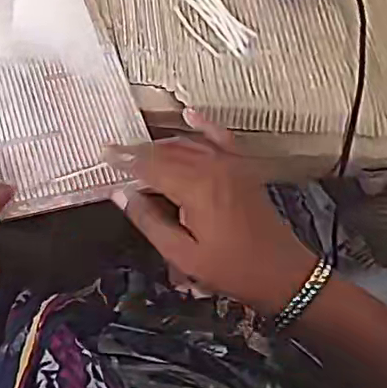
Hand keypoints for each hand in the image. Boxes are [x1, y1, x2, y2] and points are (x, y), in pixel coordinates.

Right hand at [107, 114, 317, 313]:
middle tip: (114, 153)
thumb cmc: (230, 268)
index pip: (150, 166)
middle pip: (166, 151)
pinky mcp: (243, 168)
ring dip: (160, 144)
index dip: (124, 160)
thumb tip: (121, 193)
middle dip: (138, 151)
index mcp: (196, 187)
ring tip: (136, 148)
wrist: (282, 273)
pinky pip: (220, 138)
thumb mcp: (181, 253)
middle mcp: (213, 167)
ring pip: (188, 144)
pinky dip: (204, 125)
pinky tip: (189, 114)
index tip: (103, 154)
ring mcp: (231, 164)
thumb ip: (148, 220)